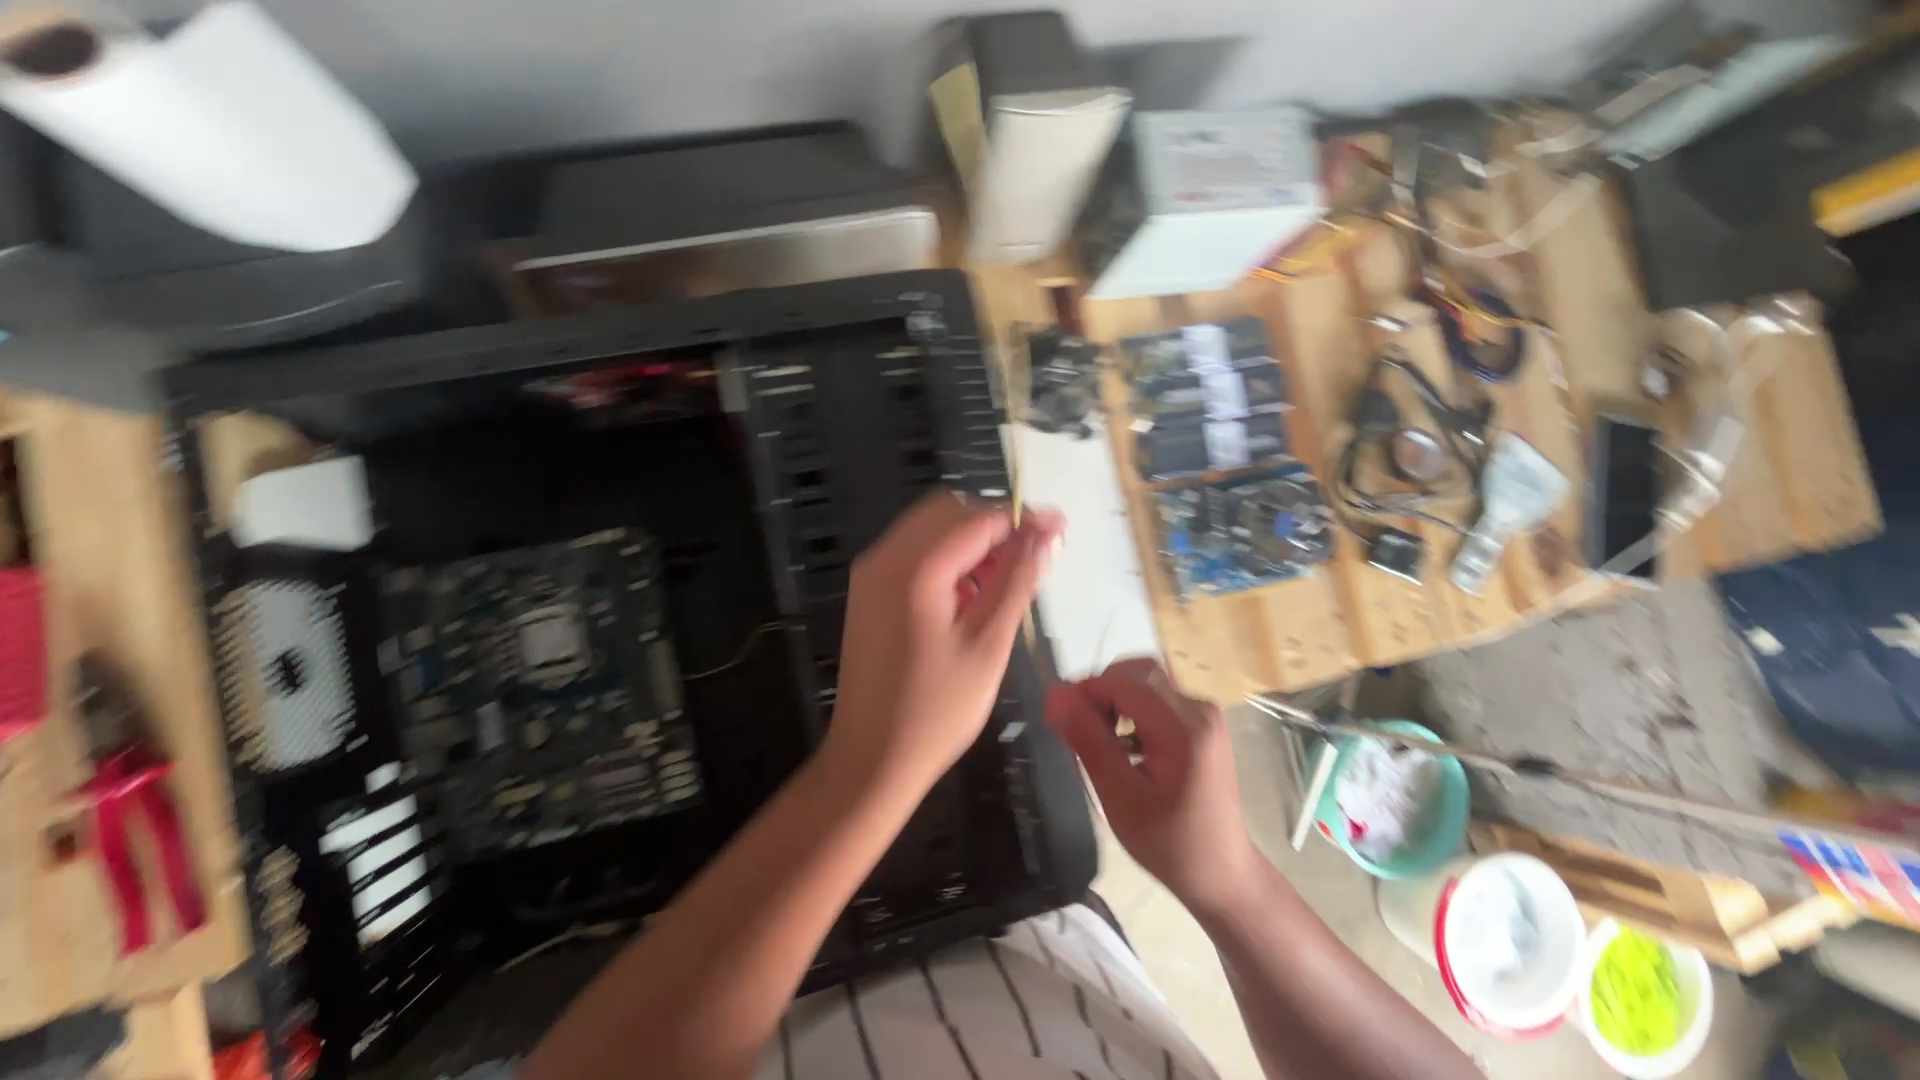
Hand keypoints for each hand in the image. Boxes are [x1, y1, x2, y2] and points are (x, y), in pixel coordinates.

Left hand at [828, 491, 1064, 788]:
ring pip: (930, 530)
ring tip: (1009, 579)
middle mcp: (885, 559)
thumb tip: (1048, 535)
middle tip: (1035, 556)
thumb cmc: (937, 711)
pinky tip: (972, 594)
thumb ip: (1017, 582)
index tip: (1060, 531)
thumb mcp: (988, 646)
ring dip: (972, 541)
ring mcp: (870, 575)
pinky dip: (947, 559)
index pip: (976, 518)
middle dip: (995, 525)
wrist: (871, 759)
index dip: (1022, 520)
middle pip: (948, 512)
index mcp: (914, 570)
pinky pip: (913, 554)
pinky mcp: (868, 593)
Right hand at [1048, 659, 1261, 915]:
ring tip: (1095, 741)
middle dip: (1099, 691)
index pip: (1123, 682)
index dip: (1083, 691)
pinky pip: (1157, 699)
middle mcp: (1200, 709)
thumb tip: (1055, 695)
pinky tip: (1119, 747)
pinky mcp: (1201, 725)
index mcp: (1185, 727)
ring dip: (1113, 701)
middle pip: (1138, 673)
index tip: (1054, 718)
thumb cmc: (1171, 845)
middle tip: (1073, 728)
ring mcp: (1204, 715)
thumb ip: (1089, 740)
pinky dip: (1130, 712)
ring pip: (1145, 683)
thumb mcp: (1121, 797)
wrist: (1223, 875)